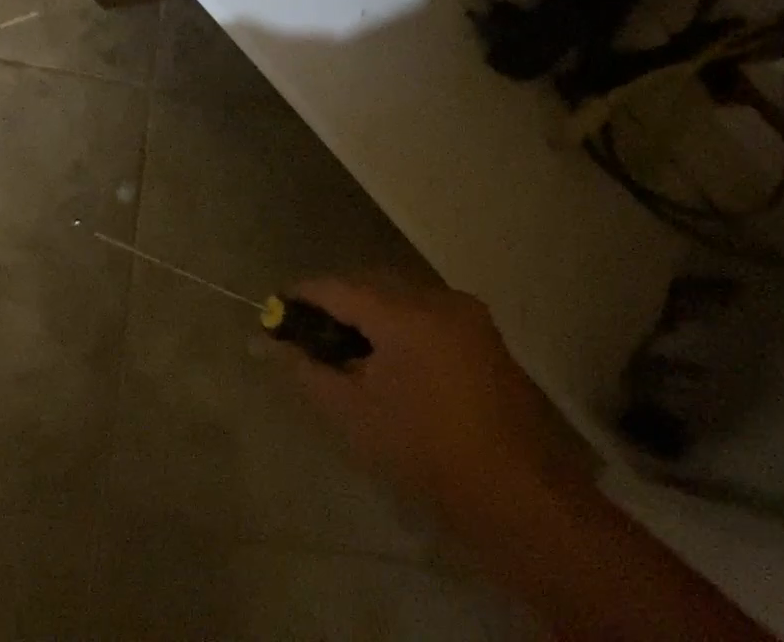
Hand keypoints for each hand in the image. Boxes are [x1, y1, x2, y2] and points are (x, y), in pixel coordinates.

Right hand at [284, 272, 595, 526]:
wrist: (520, 498)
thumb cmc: (425, 451)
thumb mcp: (350, 411)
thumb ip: (304, 368)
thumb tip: (264, 343)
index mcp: (406, 314)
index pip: (335, 287)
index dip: (298, 296)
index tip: (270, 314)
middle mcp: (440, 300)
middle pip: (369, 285)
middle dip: (332, 305)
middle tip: (303, 337)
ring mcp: (469, 318)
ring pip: (399, 298)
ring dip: (365, 315)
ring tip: (341, 351)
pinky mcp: (485, 339)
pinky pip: (425, 314)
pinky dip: (396, 326)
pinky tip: (383, 362)